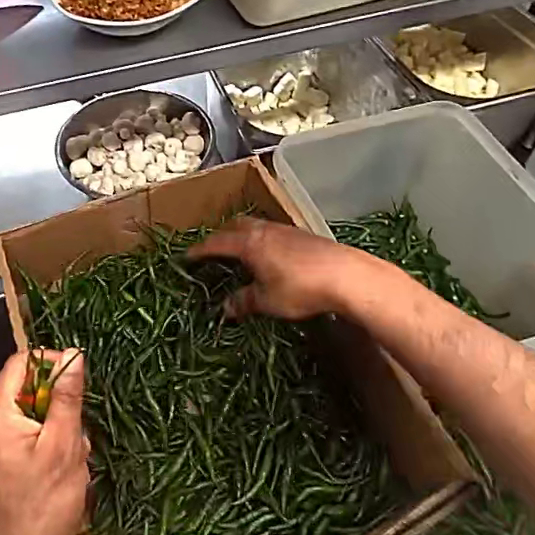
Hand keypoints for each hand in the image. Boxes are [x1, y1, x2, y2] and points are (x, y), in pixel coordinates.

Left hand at [0, 350, 90, 534]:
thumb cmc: (44, 508)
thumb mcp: (64, 445)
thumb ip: (68, 398)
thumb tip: (74, 356)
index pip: (21, 363)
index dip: (52, 363)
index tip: (81, 381)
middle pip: (29, 387)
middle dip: (61, 402)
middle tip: (78, 429)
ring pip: (38, 413)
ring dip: (63, 427)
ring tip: (73, 456)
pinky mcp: (8, 463)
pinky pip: (35, 436)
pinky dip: (56, 445)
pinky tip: (67, 470)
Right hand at [187, 217, 386, 319]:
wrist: (347, 276)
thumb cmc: (301, 288)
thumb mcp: (267, 301)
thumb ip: (244, 301)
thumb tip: (226, 308)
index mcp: (249, 243)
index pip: (217, 243)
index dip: (201, 250)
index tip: (188, 256)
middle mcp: (266, 230)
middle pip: (236, 226)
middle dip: (222, 236)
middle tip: (214, 250)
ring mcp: (287, 230)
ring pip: (258, 227)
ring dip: (245, 236)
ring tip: (241, 251)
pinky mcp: (305, 236)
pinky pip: (275, 233)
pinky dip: (264, 241)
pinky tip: (271, 255)